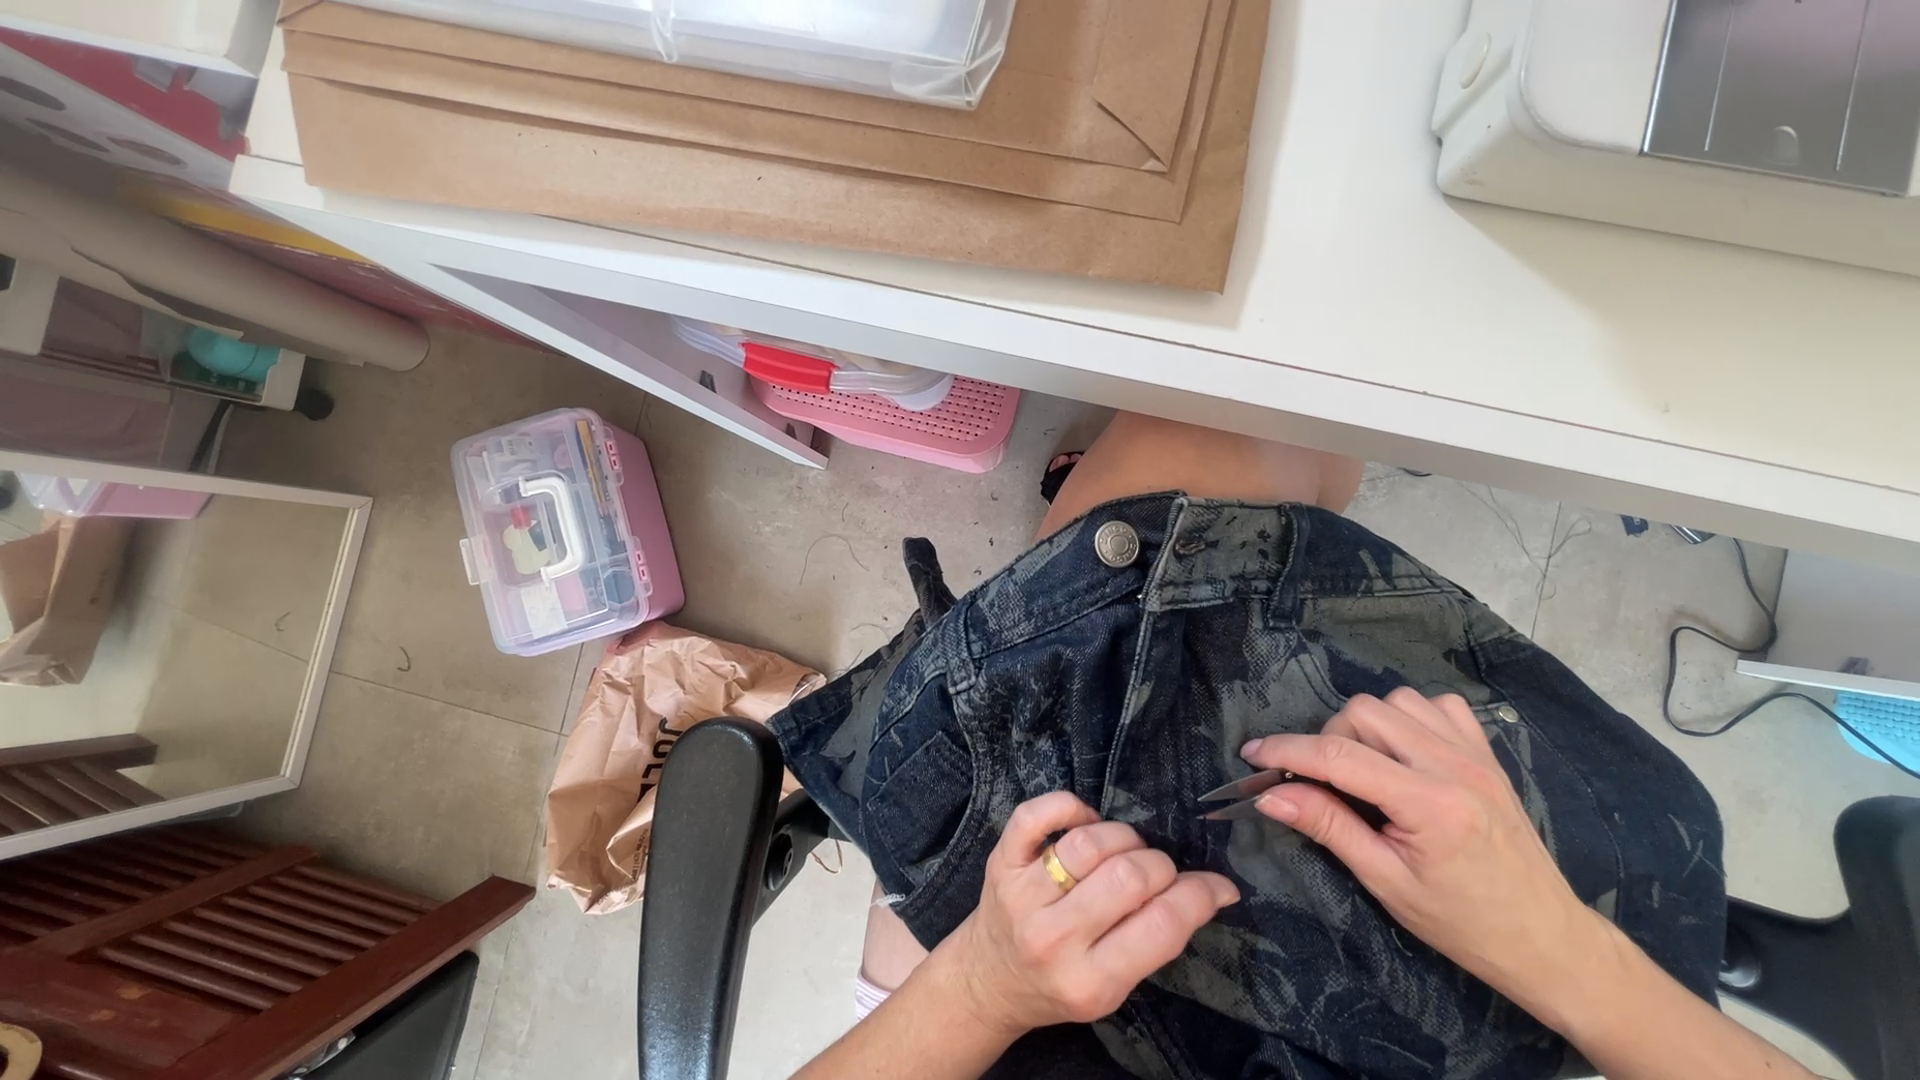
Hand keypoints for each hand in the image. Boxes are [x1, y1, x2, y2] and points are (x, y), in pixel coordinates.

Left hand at [932, 791, 1239, 1036]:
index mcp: (1091, 983)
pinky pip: (1034, 816)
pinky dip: (1067, 806)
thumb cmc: (1060, 983)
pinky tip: (1085, 819)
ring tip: (1126, 848)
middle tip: (1158, 870)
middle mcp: (1054, 939)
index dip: (1199, 896)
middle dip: (1159, 865)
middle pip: (1126, 877)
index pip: (1160, 927)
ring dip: (1122, 837)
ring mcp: (1023, 897)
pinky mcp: (1001, 862)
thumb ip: (1156, 938)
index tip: (1217, 884)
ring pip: (1087, 844)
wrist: (989, 980)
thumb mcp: (1113, 985)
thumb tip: (1217, 888)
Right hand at [1240, 689, 1597, 992]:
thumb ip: (1328, 826)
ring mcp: (1476, 754)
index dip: (1285, 751)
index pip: (1338, 756)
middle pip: (1364, 713)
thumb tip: (1270, 793)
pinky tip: (1403, 752)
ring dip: (1365, 726)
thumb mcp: (1385, 881)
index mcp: (1429, 804)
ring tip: (1362, 768)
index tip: (1252, 755)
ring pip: (1397, 701)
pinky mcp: (1487, 753)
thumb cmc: (1461, 922)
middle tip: (1321, 781)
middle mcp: (1454, 765)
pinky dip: (1408, 718)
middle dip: (1327, 738)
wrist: (1545, 939)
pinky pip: (1437, 706)